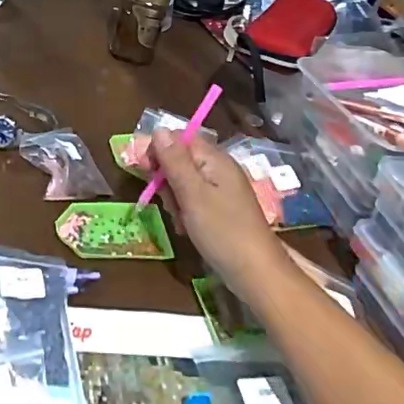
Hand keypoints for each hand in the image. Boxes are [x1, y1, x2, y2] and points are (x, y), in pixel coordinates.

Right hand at [150, 129, 288, 297]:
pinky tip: (186, 228)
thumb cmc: (222, 230)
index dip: (159, 149)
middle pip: (180, 159)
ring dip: (174, 198)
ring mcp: (222, 189)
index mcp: (215, 158)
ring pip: (184, 181)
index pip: (179, 137)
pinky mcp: (222, 208)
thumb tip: (159, 129)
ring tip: (179, 219)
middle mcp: (219, 168)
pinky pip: (195, 199)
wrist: (257, 274)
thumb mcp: (192, 194)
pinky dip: (186, 211)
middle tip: (168, 202)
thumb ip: (175, 161)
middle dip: (166, 178)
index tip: (146, 172)